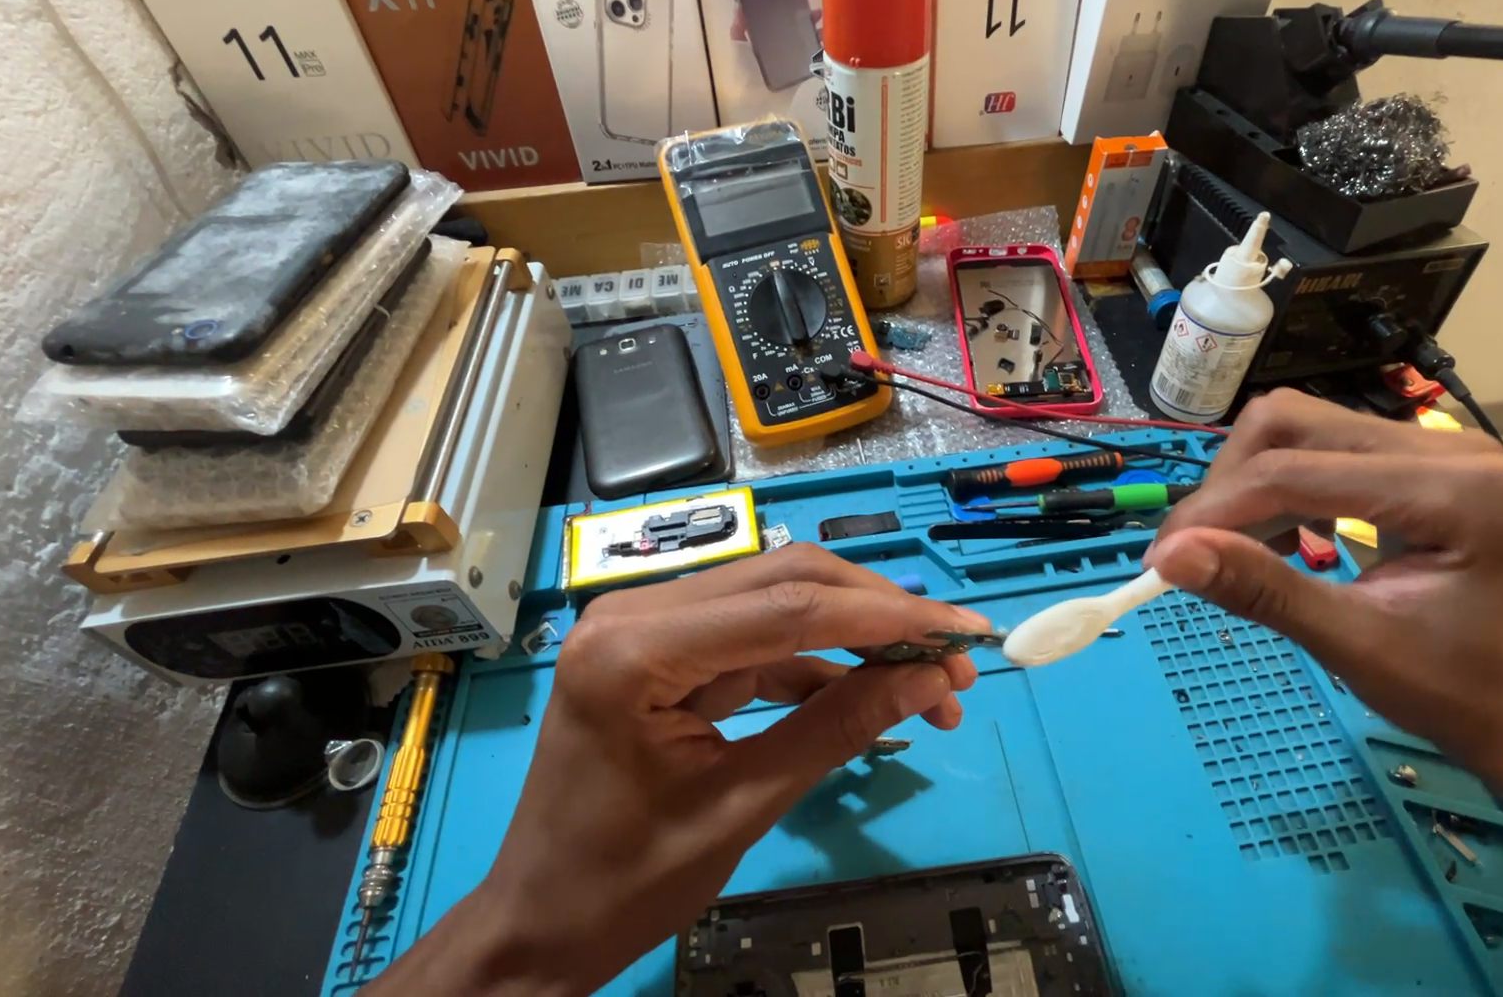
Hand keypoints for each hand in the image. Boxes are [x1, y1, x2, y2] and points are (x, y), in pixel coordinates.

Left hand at [368, 545, 989, 996]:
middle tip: (954, 655)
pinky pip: (761, 636)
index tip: (962, 632)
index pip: (785, 608)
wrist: (540, 921)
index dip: (884, 618)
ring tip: (930, 681)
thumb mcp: (742, 809)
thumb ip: (837, 730)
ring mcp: (652, 623)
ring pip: (781, 599)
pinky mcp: (670, 646)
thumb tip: (929, 679)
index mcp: (636, 650)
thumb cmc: (625, 884)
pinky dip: (821, 660)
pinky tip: (872, 688)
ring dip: (858, 635)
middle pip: (786, 581)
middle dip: (879, 616)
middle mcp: (639, 611)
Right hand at [1144, 389, 1502, 821]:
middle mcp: (1449, 446)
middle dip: (1227, 485)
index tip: (1159, 560)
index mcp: (1455, 489)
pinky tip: (1281, 539)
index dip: (1214, 511)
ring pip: (1299, 429)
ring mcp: (1437, 449)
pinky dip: (1280, 490)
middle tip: (1196, 549)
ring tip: (1234, 548)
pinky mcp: (1422, 464)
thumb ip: (1261, 590)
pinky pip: (1322, 450)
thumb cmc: (1468, 699)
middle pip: (1291, 423)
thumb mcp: (1356, 647)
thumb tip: (1168, 556)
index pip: (1295, 472)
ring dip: (1248, 485)